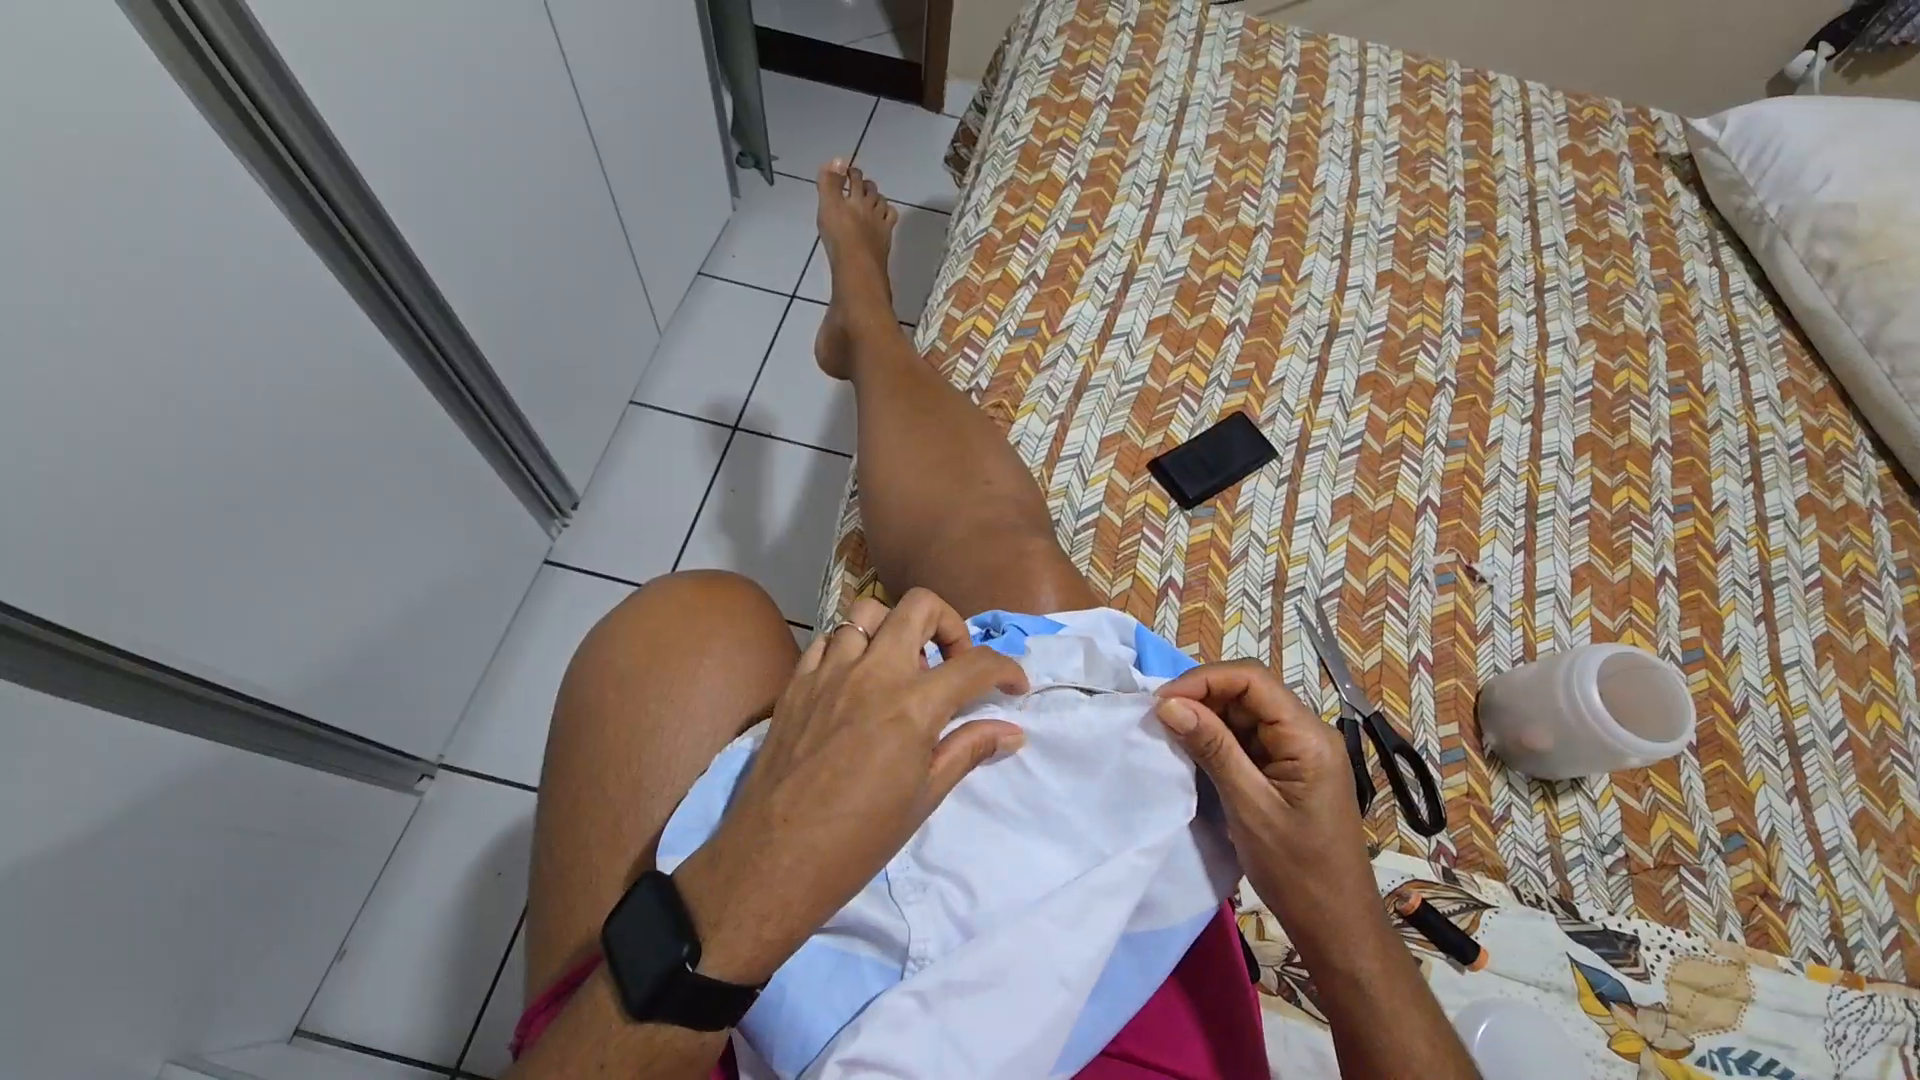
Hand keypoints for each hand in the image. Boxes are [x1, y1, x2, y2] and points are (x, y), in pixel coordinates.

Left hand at [673, 589, 1028, 984]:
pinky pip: (828, 640)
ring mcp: (828, 672)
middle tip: (954, 664)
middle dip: (951, 625)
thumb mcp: (924, 798)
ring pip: (867, 612)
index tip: (1014, 686)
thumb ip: (968, 749)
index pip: (975, 665)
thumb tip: (1012, 732)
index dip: (1006, 669)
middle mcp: (872, 673)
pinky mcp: (795, 682)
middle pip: (920, 606)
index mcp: (913, 706)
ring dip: (895, 630)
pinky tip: (856, 681)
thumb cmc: (859, 840)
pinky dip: (851, 647)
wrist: (774, 861)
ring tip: (902, 668)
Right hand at [1153, 660, 1376, 931]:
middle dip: (1201, 696)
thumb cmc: (1296, 870)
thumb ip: (1212, 749)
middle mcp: (1307, 734)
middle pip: (1249, 691)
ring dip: (1206, 717)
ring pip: (1245, 713)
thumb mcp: (1248, 807)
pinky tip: (1192, 750)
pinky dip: (1218, 739)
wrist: (1336, 925)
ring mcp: (1298, 752)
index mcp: (1307, 737)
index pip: (1252, 680)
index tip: (1161, 702)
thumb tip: (1168, 704)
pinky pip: (1249, 738)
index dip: (1203, 680)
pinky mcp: (1288, 770)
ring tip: (1168, 732)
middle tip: (1158, 717)